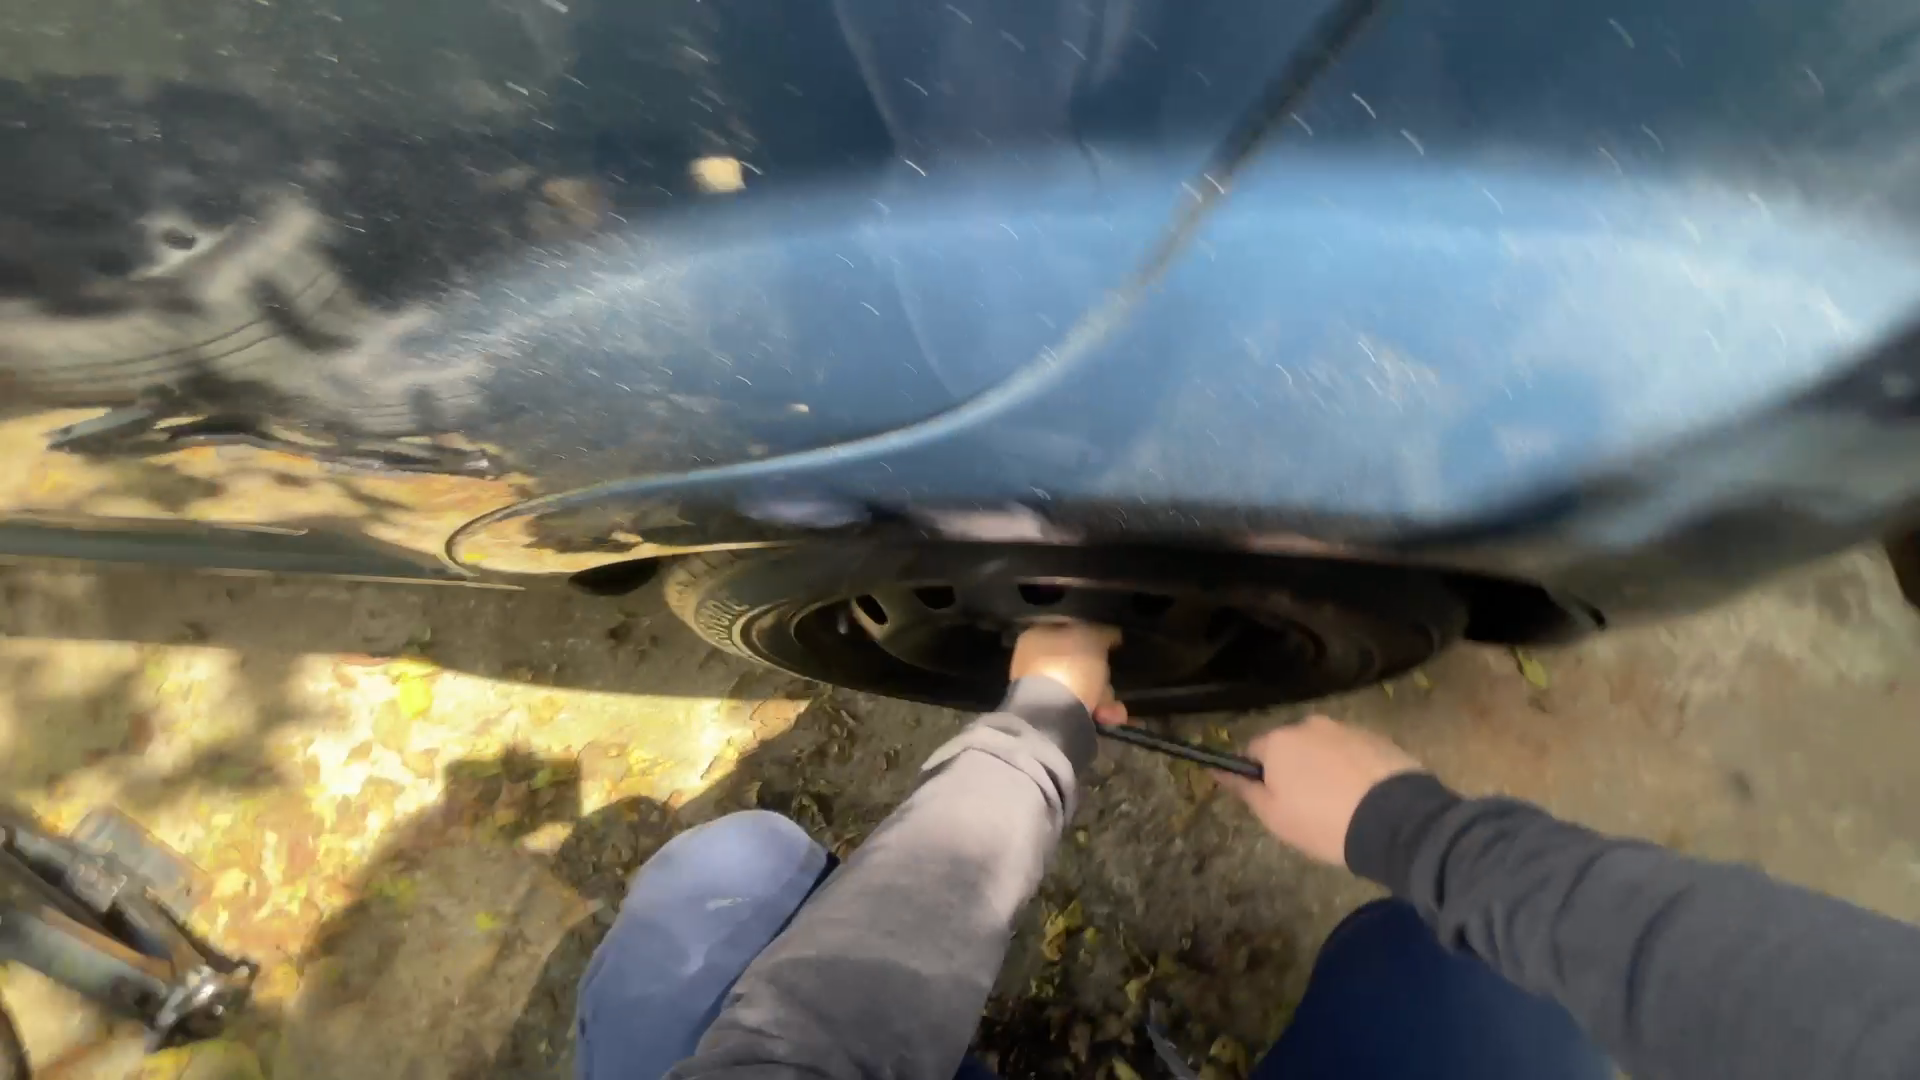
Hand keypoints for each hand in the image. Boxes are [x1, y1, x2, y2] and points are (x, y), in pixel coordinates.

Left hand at [1008, 620, 1125, 721]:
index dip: (1091, 634)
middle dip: (1102, 674)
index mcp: (1035, 637)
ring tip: (1110, 708)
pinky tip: (1108, 717)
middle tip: (1108, 678)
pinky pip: (1084, 708)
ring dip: (1105, 697)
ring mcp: (1042, 691)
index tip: (1109, 642)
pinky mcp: (1052, 716)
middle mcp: (1035, 663)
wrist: (1051, 718)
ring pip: (1085, 687)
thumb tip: (1109, 632)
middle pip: (1080, 662)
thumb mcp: (1089, 638)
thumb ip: (1100, 631)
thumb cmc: (1067, 667)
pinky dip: (1100, 713)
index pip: (1067, 629)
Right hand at [1220, 715, 1422, 865]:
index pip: (1253, 752)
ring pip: (1322, 747)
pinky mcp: (1378, 738)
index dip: (1260, 776)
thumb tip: (1215, 769)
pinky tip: (1365, 795)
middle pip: (1289, 746)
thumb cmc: (1324, 822)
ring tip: (1342, 802)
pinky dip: (1353, 767)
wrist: (1398, 823)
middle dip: (1294, 768)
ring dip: (1324, 766)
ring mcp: (1345, 729)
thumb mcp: (1275, 816)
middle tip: (1309, 805)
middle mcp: (1307, 725)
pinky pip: (1353, 751)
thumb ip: (1243, 789)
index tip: (1274, 800)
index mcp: (1277, 742)